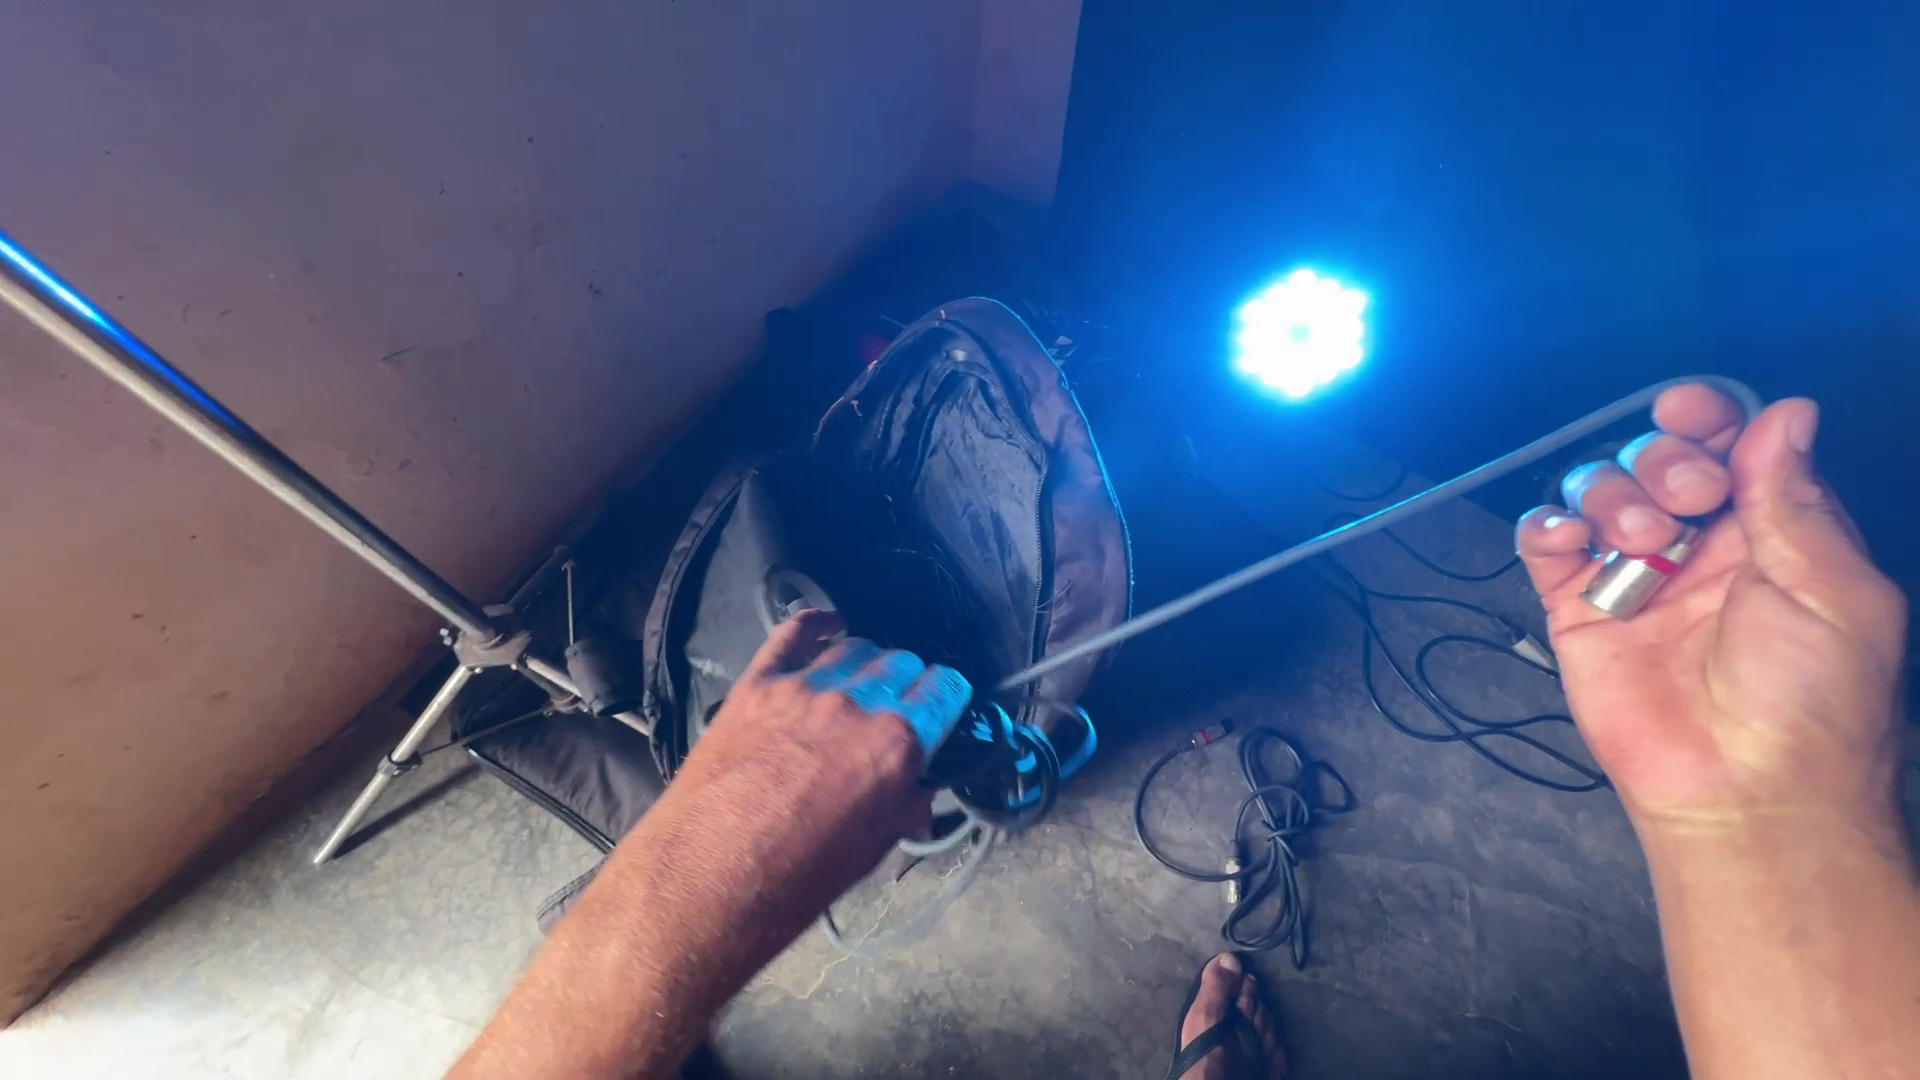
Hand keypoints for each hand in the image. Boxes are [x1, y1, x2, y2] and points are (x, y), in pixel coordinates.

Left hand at [654, 608, 972, 926]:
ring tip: (861, 684)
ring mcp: (804, 687)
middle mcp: (857, 703)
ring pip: (855, 647)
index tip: (943, 705)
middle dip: (910, 680)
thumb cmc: (794, 885)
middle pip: (902, 663)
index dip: (949, 697)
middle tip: (899, 705)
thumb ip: (905, 805)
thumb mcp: (870, 854)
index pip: (943, 691)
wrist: (698, 886)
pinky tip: (828, 625)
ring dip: (869, 663)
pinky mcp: (757, 683)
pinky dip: (817, 624)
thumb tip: (921, 783)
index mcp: (896, 745)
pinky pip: (795, 634)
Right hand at [1516, 386, 1906, 838]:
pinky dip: (1545, 526)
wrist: (1734, 778)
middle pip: (1652, 461)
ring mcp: (1627, 570)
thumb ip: (1792, 503)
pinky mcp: (1571, 599)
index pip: (1730, 452)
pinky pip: (1541, 541)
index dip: (1707, 419)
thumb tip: (1783, 414)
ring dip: (1609, 494)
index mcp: (1768, 535)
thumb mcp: (1833, 592)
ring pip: (1593, 490)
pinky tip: (1568, 540)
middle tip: (1686, 501)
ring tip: (1636, 540)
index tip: (1686, 408)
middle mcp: (1694, 543)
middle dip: (1660, 461)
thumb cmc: (1809, 694)